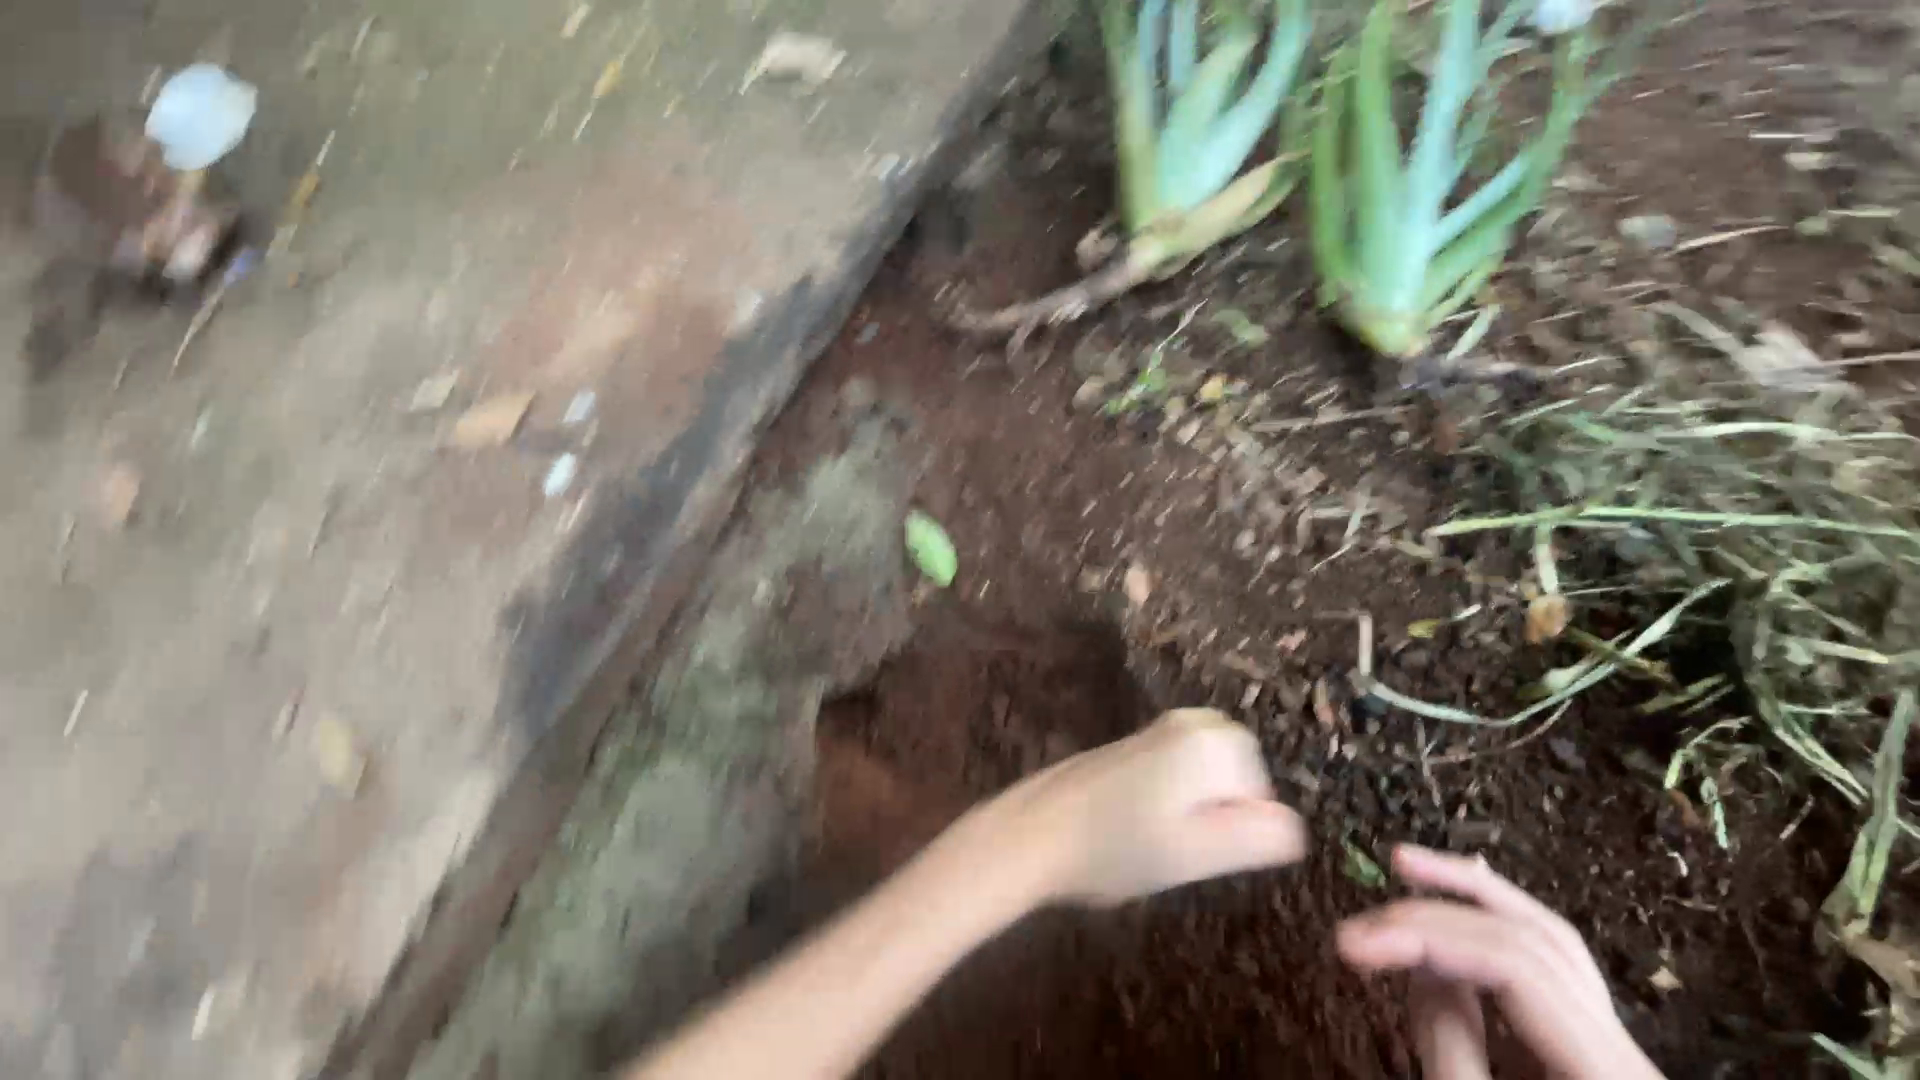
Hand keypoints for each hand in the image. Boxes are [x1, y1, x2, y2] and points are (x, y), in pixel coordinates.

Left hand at [953, 708, 1307, 906]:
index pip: (1259, 784)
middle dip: (1220, 806)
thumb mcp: (1196, 852)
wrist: (1032, 833)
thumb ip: (1255, 836)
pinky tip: (1133, 828)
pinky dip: (1167, 798)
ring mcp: (1148, 734)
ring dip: (1193, 805)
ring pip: (1202, 773)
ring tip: (1155, 838)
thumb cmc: (1116, 847)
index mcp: (1204, 740)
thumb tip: (1294, 828)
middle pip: (1233, 772)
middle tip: (1182, 842)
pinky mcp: (1123, 749)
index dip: (1240, 820)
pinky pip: (1172, 771)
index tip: (1203, 844)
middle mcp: (1179, 724)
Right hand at [1339, 846, 1664, 1079]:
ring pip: (1550, 940)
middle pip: (1530, 942)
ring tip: (1406, 865)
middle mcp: (1628, 1051)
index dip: (1426, 938)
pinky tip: (1466, 893)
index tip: (1348, 945)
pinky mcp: (1591, 1052)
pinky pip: (1550, 969)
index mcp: (1609, 1077)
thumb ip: (1451, 1043)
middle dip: (1436, 921)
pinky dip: (1497, 926)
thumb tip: (1420, 961)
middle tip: (1357, 931)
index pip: (1514, 966)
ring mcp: (1617, 1048)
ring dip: (1471, 899)